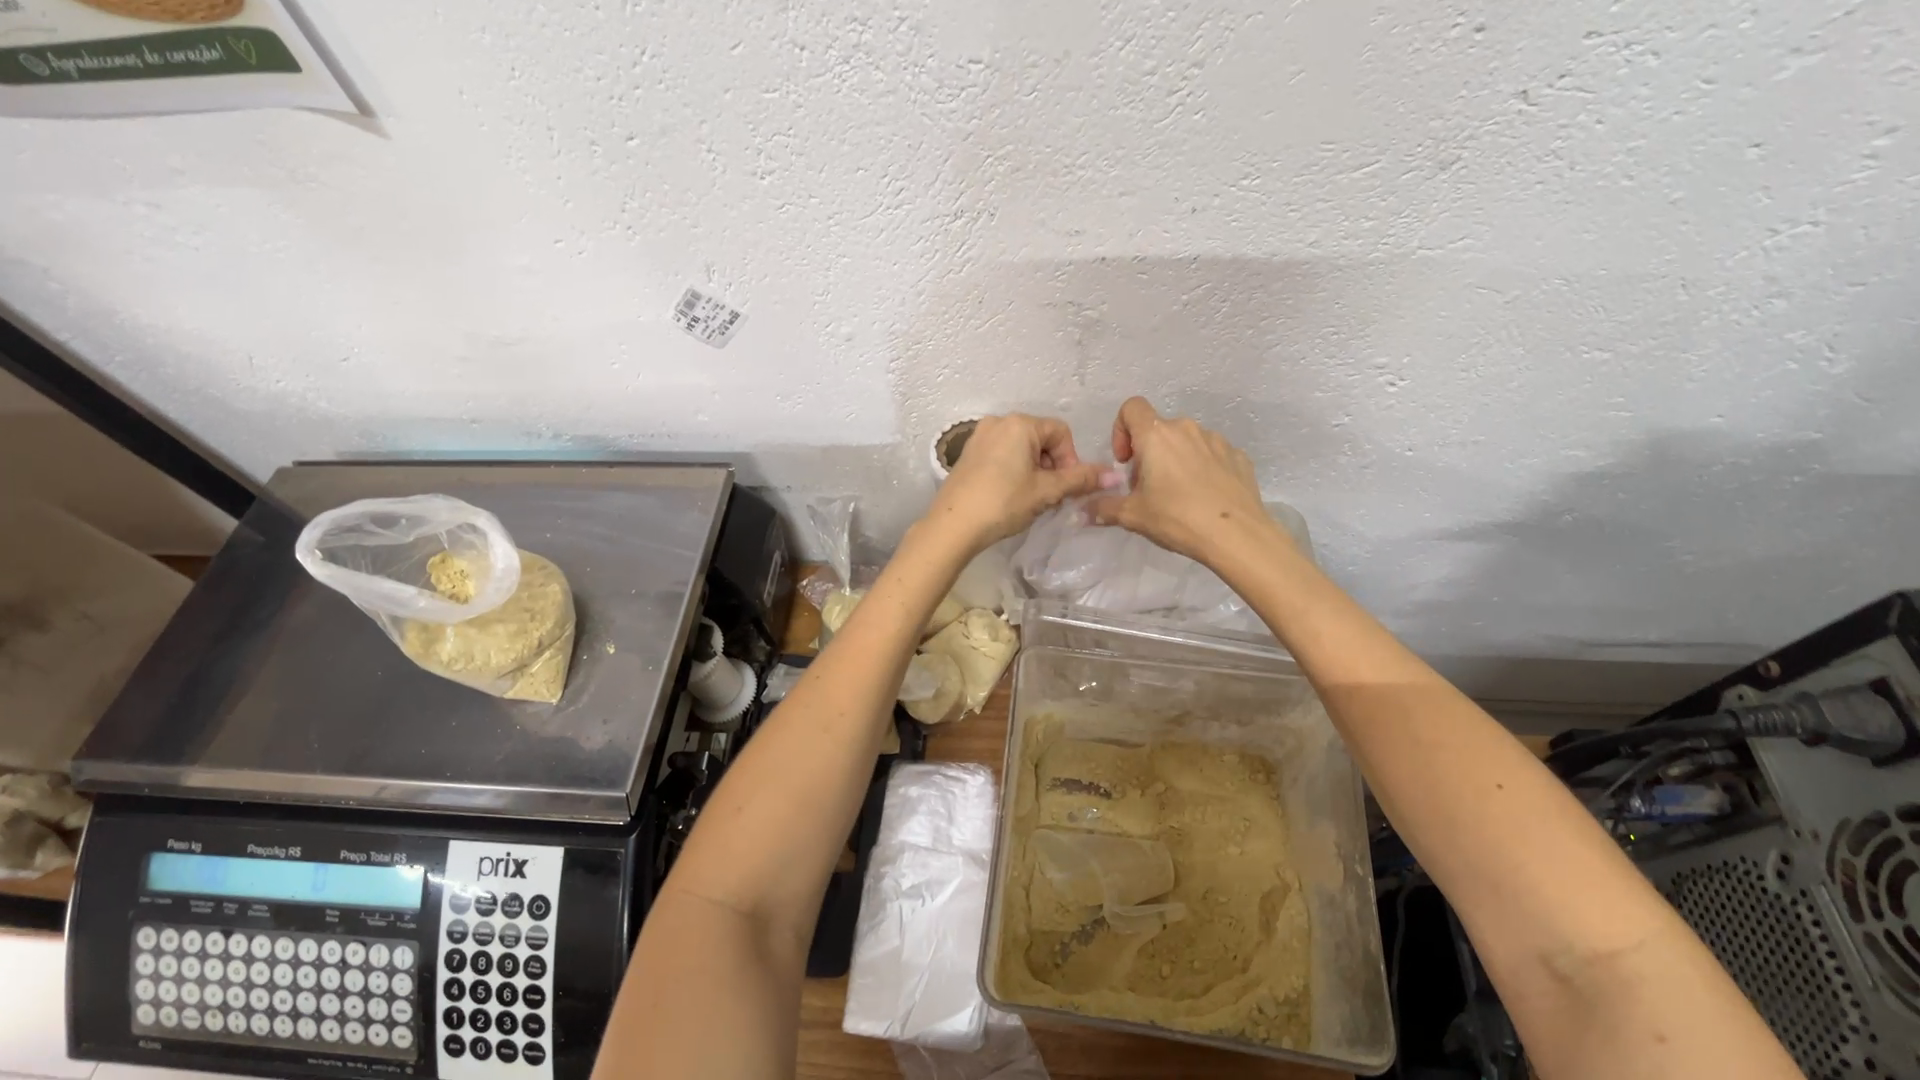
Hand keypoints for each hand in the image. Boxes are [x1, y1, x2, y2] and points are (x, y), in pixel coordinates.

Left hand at [925, 414, 1105, 551]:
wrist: (953, 525)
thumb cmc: (1003, 503)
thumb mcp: (1046, 491)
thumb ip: (1081, 480)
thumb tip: (1114, 476)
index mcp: (1019, 424)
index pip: (1061, 432)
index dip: (1070, 459)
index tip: (1065, 486)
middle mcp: (998, 422)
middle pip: (1040, 439)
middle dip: (1052, 466)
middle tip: (1049, 495)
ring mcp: (980, 437)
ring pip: (1021, 448)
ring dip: (1034, 470)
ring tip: (1030, 498)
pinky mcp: (968, 454)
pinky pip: (1002, 455)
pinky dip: (1014, 471)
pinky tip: (1010, 496)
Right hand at [1088, 397, 1282, 563]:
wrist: (1236, 534)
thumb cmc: (1177, 518)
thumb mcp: (1133, 516)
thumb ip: (1104, 508)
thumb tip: (1083, 511)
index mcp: (1156, 435)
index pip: (1131, 407)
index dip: (1121, 429)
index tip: (1125, 461)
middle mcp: (1187, 429)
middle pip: (1159, 429)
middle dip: (1149, 453)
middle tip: (1148, 488)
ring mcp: (1217, 441)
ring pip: (1187, 442)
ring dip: (1176, 460)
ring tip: (1179, 495)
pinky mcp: (1239, 457)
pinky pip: (1213, 455)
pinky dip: (1204, 469)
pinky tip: (1206, 497)